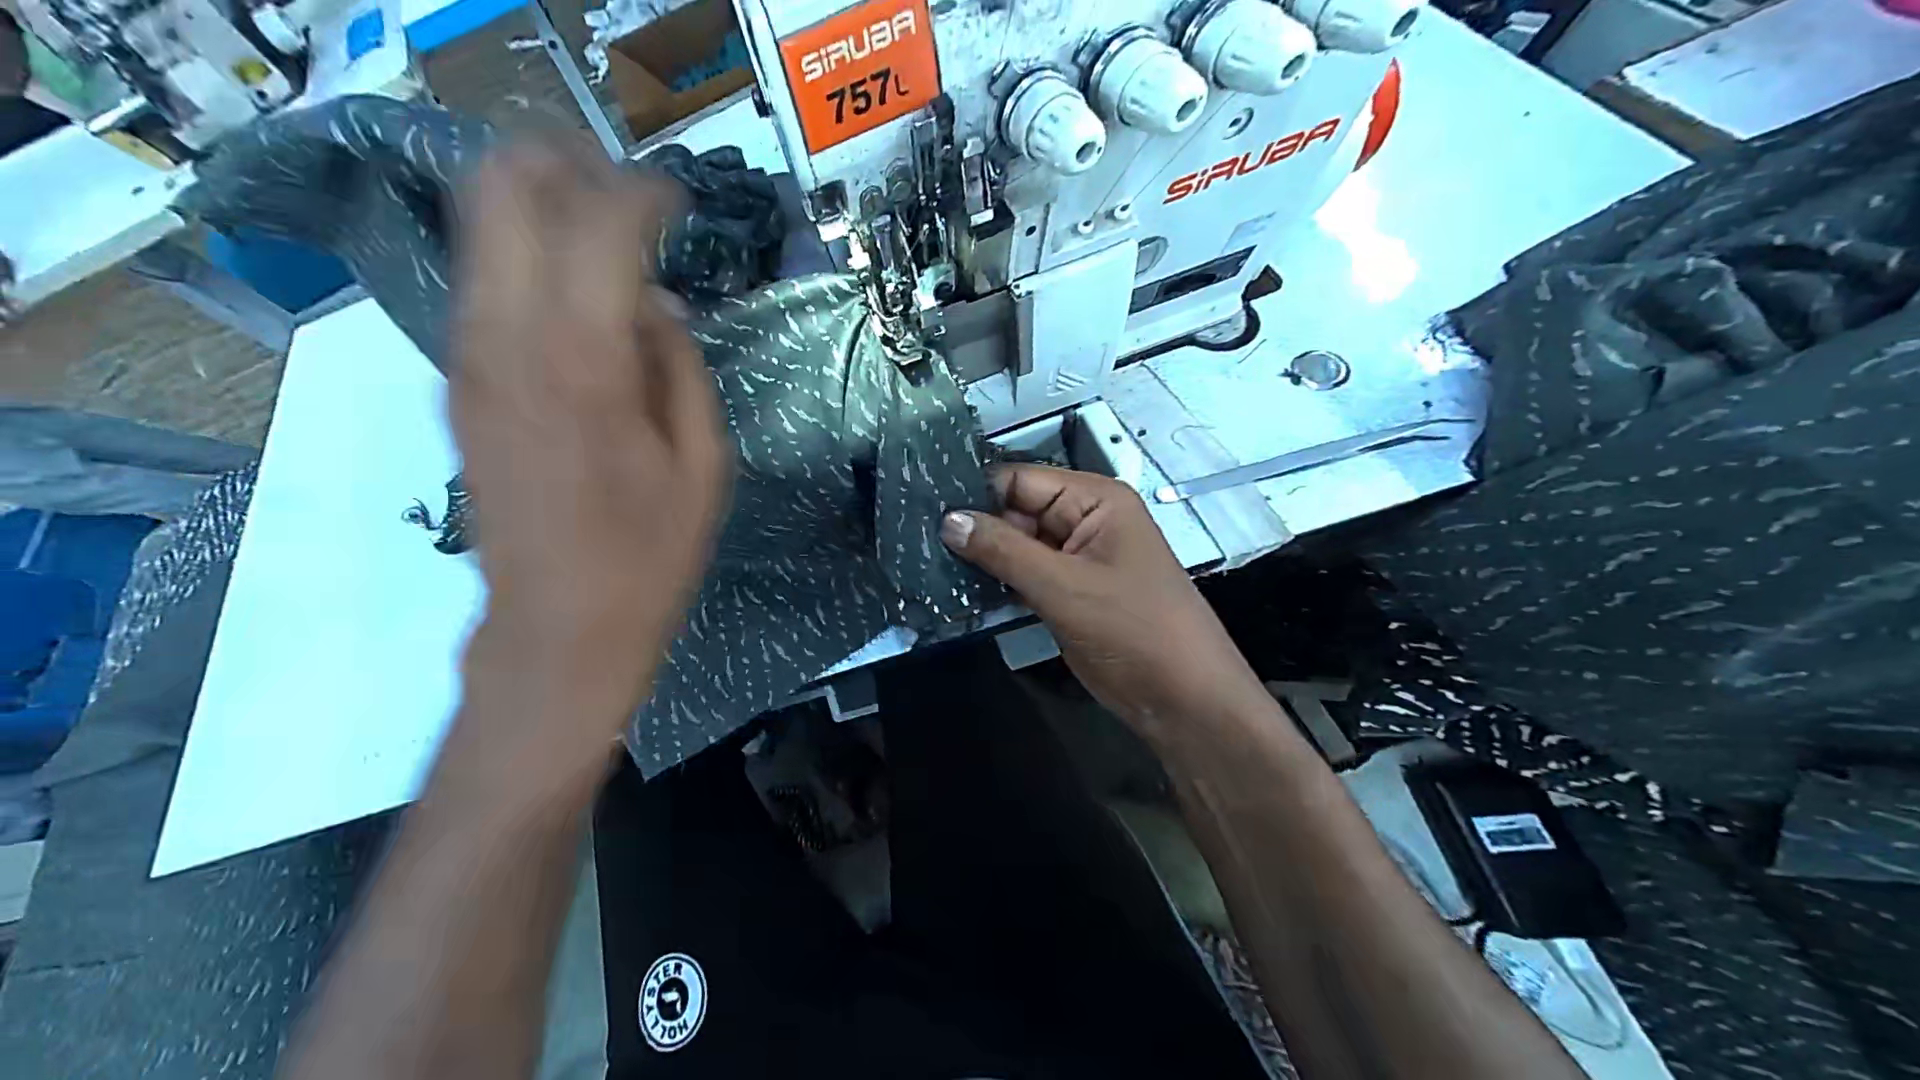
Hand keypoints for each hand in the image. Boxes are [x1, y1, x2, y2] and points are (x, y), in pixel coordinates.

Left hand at [448, 143, 730, 769]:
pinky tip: (578, 294)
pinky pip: (483, 281)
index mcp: (585, 360)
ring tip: (607, 231)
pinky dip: (526, 257)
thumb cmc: (649, 555)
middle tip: (628, 192)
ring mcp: (466, 356)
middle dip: (568, 164)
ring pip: (479, 223)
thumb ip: (682, 368)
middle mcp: (507, 338)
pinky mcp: (455, 381)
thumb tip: (659, 304)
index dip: (647, 194)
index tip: (682, 202)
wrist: (556, 627)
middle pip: (505, 186)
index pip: (603, 223)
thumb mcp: (704, 465)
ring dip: (541, 203)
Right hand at [941, 465, 1268, 742]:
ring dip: (981, 557)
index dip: (974, 492)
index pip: (1020, 480)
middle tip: (915, 541)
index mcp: (1094, 500)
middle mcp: (1083, 521)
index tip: (922, 506)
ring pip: (1016, 547)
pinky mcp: (1067, 594)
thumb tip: (947, 519)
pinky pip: (1024, 576)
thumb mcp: (1065, 585)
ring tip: (925, 562)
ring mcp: (1075, 560)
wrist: (1182, 699)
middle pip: (1015, 512)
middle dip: (973, 527)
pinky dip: (997, 583)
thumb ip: (1003, 550)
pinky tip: (957, 588)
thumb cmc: (1134, 630)